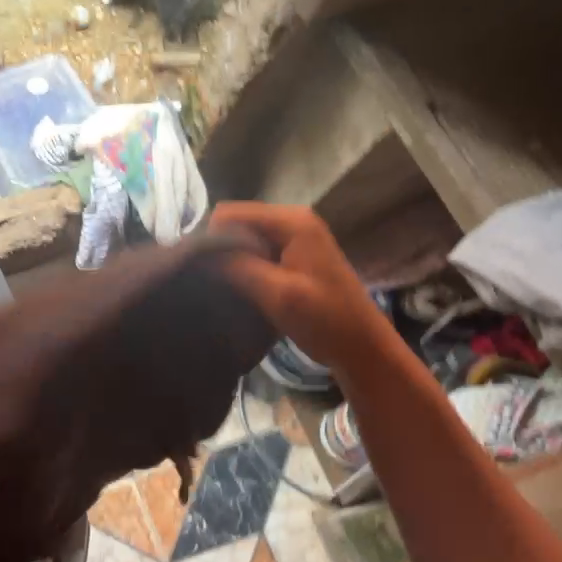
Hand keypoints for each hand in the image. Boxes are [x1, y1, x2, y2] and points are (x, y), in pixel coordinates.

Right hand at [210, 202, 397, 371]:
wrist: (362, 348)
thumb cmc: (324, 319)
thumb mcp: (276, 293)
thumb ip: (237, 266)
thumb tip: (199, 253)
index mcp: (291, 221)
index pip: (229, 213)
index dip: (213, 239)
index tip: (210, 271)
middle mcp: (292, 219)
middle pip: (237, 223)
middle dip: (223, 249)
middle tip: (220, 283)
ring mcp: (295, 236)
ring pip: (245, 238)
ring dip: (235, 261)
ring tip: (232, 289)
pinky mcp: (295, 254)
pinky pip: (258, 250)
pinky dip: (248, 267)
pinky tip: (247, 290)